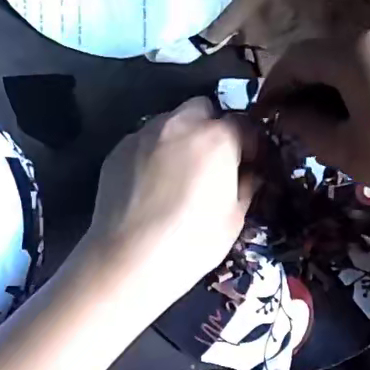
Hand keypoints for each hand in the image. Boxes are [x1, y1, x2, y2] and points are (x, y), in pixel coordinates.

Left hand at [76, 98, 253, 307]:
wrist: (129, 260)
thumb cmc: (193, 242)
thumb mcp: (234, 218)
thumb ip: (246, 186)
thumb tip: (250, 174)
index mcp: (217, 137)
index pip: (243, 124)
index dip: (250, 144)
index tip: (251, 164)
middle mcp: (179, 124)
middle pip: (203, 109)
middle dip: (212, 128)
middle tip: (215, 162)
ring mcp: (144, 135)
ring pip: (171, 122)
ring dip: (182, 138)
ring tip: (180, 174)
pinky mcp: (117, 151)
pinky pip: (145, 142)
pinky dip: (155, 154)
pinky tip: (153, 185)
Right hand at [259, 28, 369, 212]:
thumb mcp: (350, 152)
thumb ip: (308, 129)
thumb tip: (288, 115)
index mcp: (354, 51)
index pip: (296, 59)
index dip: (274, 88)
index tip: (264, 116)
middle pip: (327, 55)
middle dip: (305, 88)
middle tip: (296, 126)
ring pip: (357, 61)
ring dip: (335, 89)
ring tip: (331, 127)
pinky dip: (364, 88)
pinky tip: (369, 118)